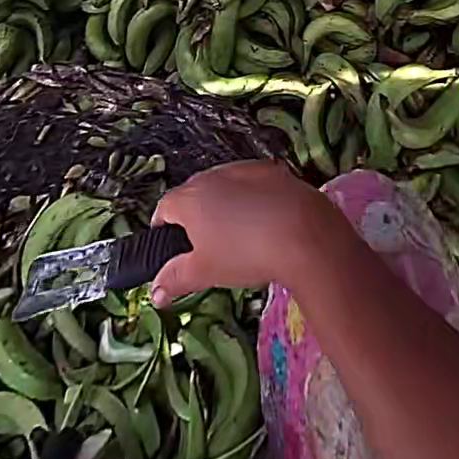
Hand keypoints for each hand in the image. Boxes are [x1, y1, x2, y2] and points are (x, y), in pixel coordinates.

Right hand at [147, 161, 345, 306]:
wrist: (302, 231)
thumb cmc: (246, 252)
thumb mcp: (204, 272)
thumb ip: (175, 278)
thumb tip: (156, 290)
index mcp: (190, 198)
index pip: (165, 206)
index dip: (164, 226)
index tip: (169, 243)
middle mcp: (213, 176)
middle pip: (194, 192)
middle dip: (194, 215)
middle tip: (204, 245)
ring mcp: (244, 169)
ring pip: (224, 185)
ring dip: (224, 203)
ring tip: (237, 234)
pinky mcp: (273, 169)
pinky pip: (252, 182)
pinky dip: (252, 196)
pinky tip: (263, 219)